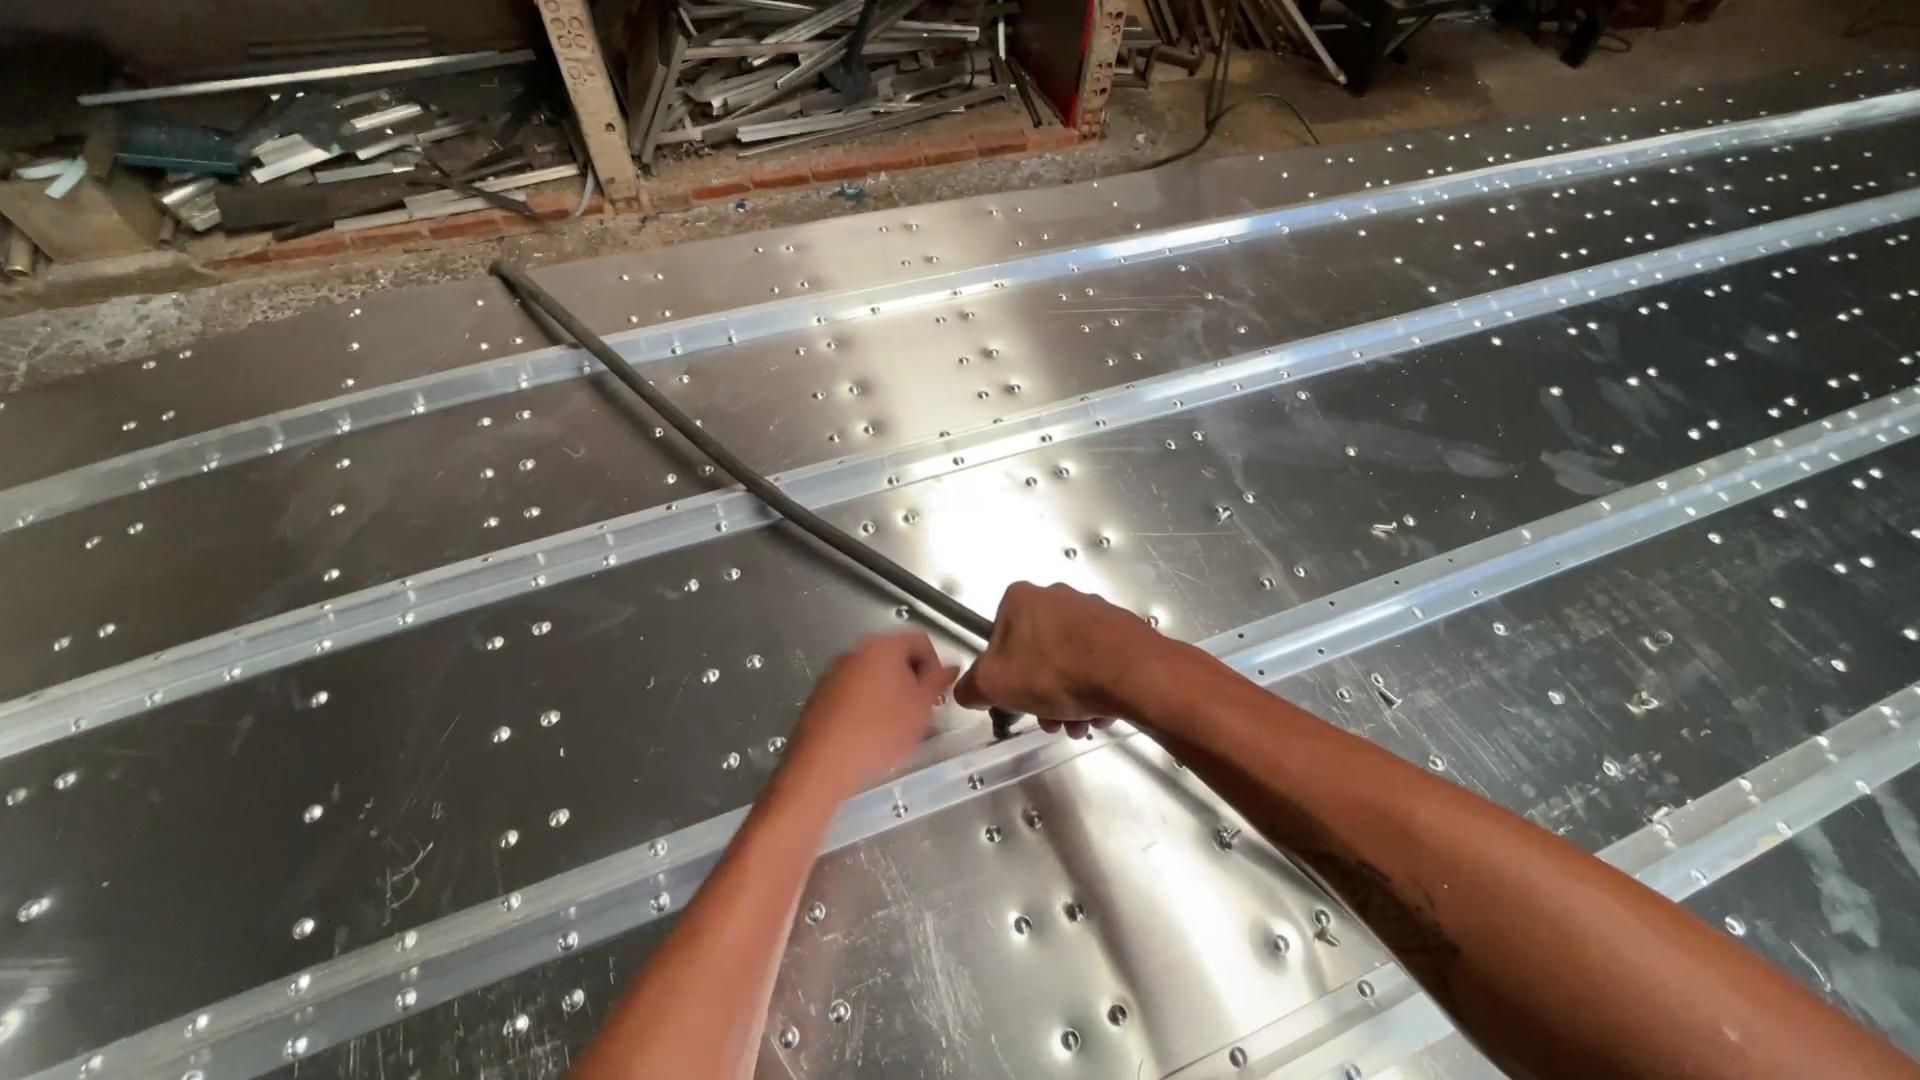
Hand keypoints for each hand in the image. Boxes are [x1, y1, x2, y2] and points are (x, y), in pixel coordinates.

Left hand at [784, 631, 957, 798]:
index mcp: (883, 646)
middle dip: (912, 678)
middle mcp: (856, 651)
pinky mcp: (820, 693)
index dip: (935, 665)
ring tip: (894, 723)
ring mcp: (834, 671)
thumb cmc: (881, 730)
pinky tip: (868, 730)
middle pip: (895, 655)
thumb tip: (950, 667)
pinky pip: (852, 690)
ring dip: (889, 691)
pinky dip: (866, 702)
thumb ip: (938, 681)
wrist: (823, 762)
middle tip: (920, 710)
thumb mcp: (920, 707)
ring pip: (873, 674)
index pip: (920, 641)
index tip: (936, 694)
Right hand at [954, 582, 1162, 738]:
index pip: (998, 641)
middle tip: (1050, 721)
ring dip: (1068, 698)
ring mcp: (1093, 611)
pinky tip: (1100, 712)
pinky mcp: (1122, 630)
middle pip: (1036, 655)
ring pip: (1069, 662)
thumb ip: (972, 688)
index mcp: (1020, 599)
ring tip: (1079, 723)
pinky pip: (1098, 663)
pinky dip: (1095, 688)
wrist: (1131, 672)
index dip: (1004, 676)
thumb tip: (967, 691)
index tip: (1016, 701)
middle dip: (1040, 694)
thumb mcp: (995, 685)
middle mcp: (1057, 597)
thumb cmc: (1055, 671)